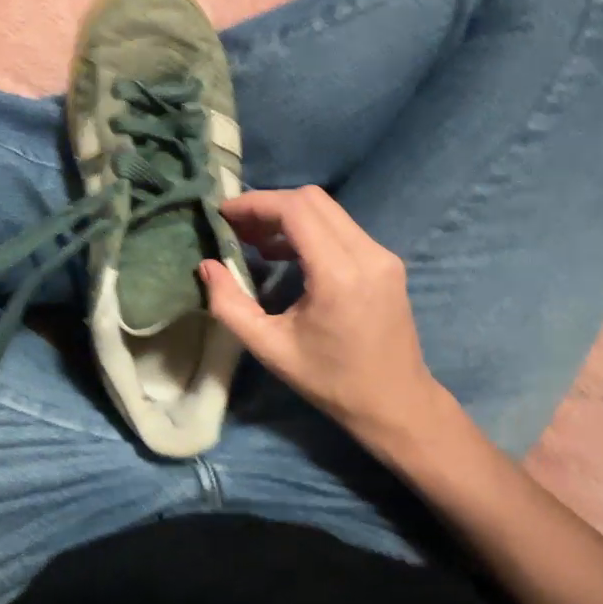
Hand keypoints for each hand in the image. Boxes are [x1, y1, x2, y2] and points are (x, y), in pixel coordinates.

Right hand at [199, 187, 455, 445]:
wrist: (395, 403)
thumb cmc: (330, 381)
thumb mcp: (269, 347)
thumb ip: (229, 305)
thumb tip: (206, 266)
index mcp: (339, 275)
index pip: (296, 210)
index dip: (255, 204)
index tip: (223, 215)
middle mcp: (367, 254)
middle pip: (312, 200)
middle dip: (268, 206)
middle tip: (236, 229)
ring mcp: (382, 256)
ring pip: (328, 210)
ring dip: (288, 216)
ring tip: (254, 241)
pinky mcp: (386, 262)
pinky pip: (341, 228)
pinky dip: (308, 229)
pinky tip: (284, 253)